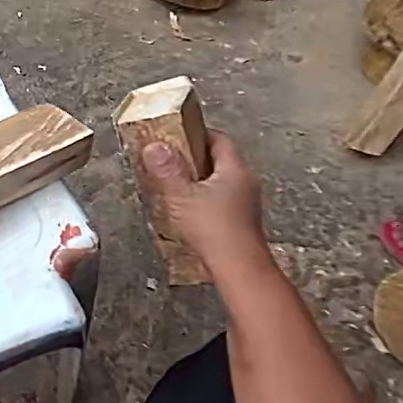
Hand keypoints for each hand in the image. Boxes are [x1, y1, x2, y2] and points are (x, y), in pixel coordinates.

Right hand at [139, 131, 268, 275]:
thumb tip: (155, 147)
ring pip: (222, 183)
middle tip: (174, 162)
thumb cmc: (216, 232)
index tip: (179, 136)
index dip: (198, 134)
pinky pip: (223, 202)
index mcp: (235, 169)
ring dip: (202, 183)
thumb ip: (167, 170)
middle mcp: (246, 183)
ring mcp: (247, 204)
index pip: (219, 139)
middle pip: (221, 160)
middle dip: (197, 160)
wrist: (239, 268)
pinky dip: (208, 202)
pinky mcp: (242, 222)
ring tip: (179, 189)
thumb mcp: (182, 196)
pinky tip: (193, 213)